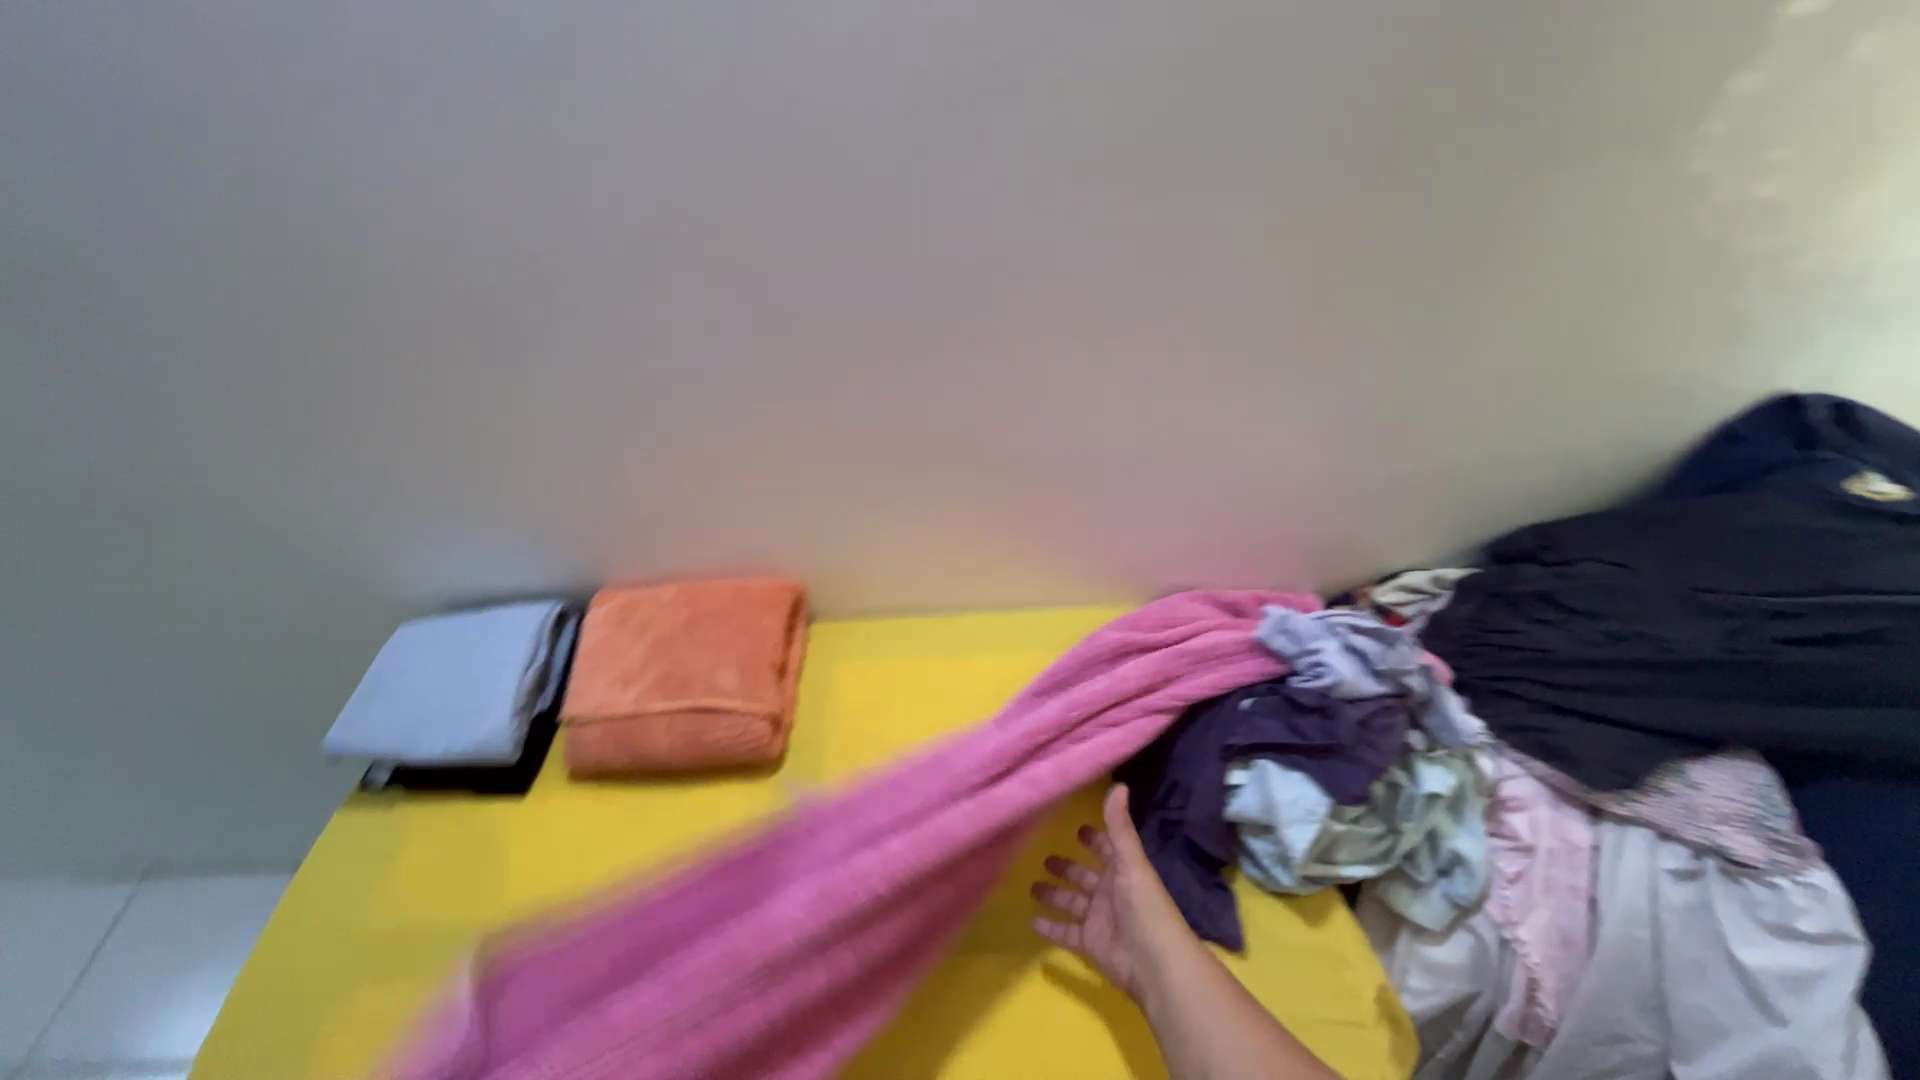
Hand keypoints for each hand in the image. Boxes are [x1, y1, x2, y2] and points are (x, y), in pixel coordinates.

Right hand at [1030, 783, 1197, 1000]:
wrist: (1156, 964)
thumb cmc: (1145, 908)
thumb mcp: (1131, 863)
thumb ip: (1119, 827)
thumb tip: (1118, 784)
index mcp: (1123, 871)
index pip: (1107, 849)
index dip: (1094, 838)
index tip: (1076, 828)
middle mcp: (1111, 892)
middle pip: (1084, 876)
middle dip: (1066, 867)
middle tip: (1043, 857)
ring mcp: (1099, 919)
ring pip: (1072, 903)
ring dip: (1054, 895)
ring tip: (1030, 887)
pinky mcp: (1090, 943)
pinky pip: (1066, 933)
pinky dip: (1051, 928)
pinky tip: (1031, 922)